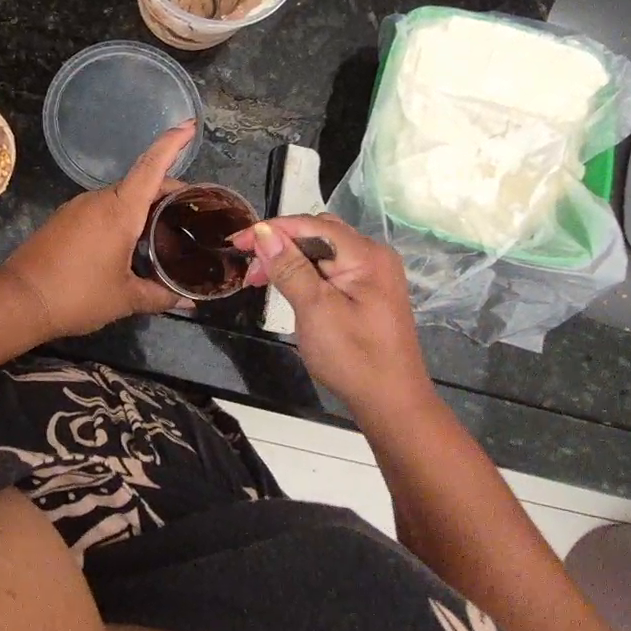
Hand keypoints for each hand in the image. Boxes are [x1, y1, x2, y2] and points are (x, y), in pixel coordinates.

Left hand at [2, 120, 196, 337]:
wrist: (19, 300)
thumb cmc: (77, 295)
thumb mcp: (125, 299)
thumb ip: (159, 296)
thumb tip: (188, 302)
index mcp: (120, 210)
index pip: (152, 167)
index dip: (172, 143)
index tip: (190, 124)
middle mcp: (99, 200)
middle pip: (141, 183)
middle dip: (167, 191)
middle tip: (191, 211)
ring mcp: (78, 207)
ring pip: (120, 198)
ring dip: (143, 207)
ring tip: (164, 231)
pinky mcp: (64, 219)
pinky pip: (102, 210)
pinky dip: (122, 217)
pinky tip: (130, 243)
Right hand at [232, 214, 433, 413]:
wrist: (393, 405)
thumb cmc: (354, 358)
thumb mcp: (315, 310)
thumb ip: (289, 267)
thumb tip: (264, 231)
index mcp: (365, 255)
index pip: (311, 225)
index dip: (272, 229)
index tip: (238, 243)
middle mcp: (373, 256)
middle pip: (318, 233)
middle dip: (280, 243)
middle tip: (249, 267)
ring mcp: (373, 275)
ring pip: (323, 252)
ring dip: (290, 259)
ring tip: (261, 280)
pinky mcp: (368, 292)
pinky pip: (331, 269)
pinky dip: (305, 274)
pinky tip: (288, 288)